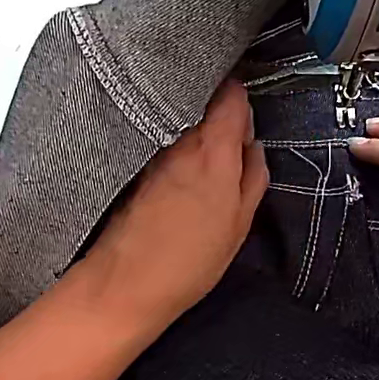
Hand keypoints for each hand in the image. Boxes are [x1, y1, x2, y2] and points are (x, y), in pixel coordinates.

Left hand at [71, 80, 267, 330]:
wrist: (124, 284)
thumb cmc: (190, 259)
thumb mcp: (240, 222)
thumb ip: (254, 175)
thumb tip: (254, 148)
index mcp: (212, 149)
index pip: (231, 95)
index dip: (243, 100)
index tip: (248, 121)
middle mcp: (179, 141)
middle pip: (205, 106)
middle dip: (221, 120)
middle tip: (233, 152)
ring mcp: (153, 153)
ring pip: (183, 126)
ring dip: (197, 138)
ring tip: (206, 173)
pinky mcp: (136, 168)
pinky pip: (165, 146)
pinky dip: (178, 154)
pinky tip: (182, 185)